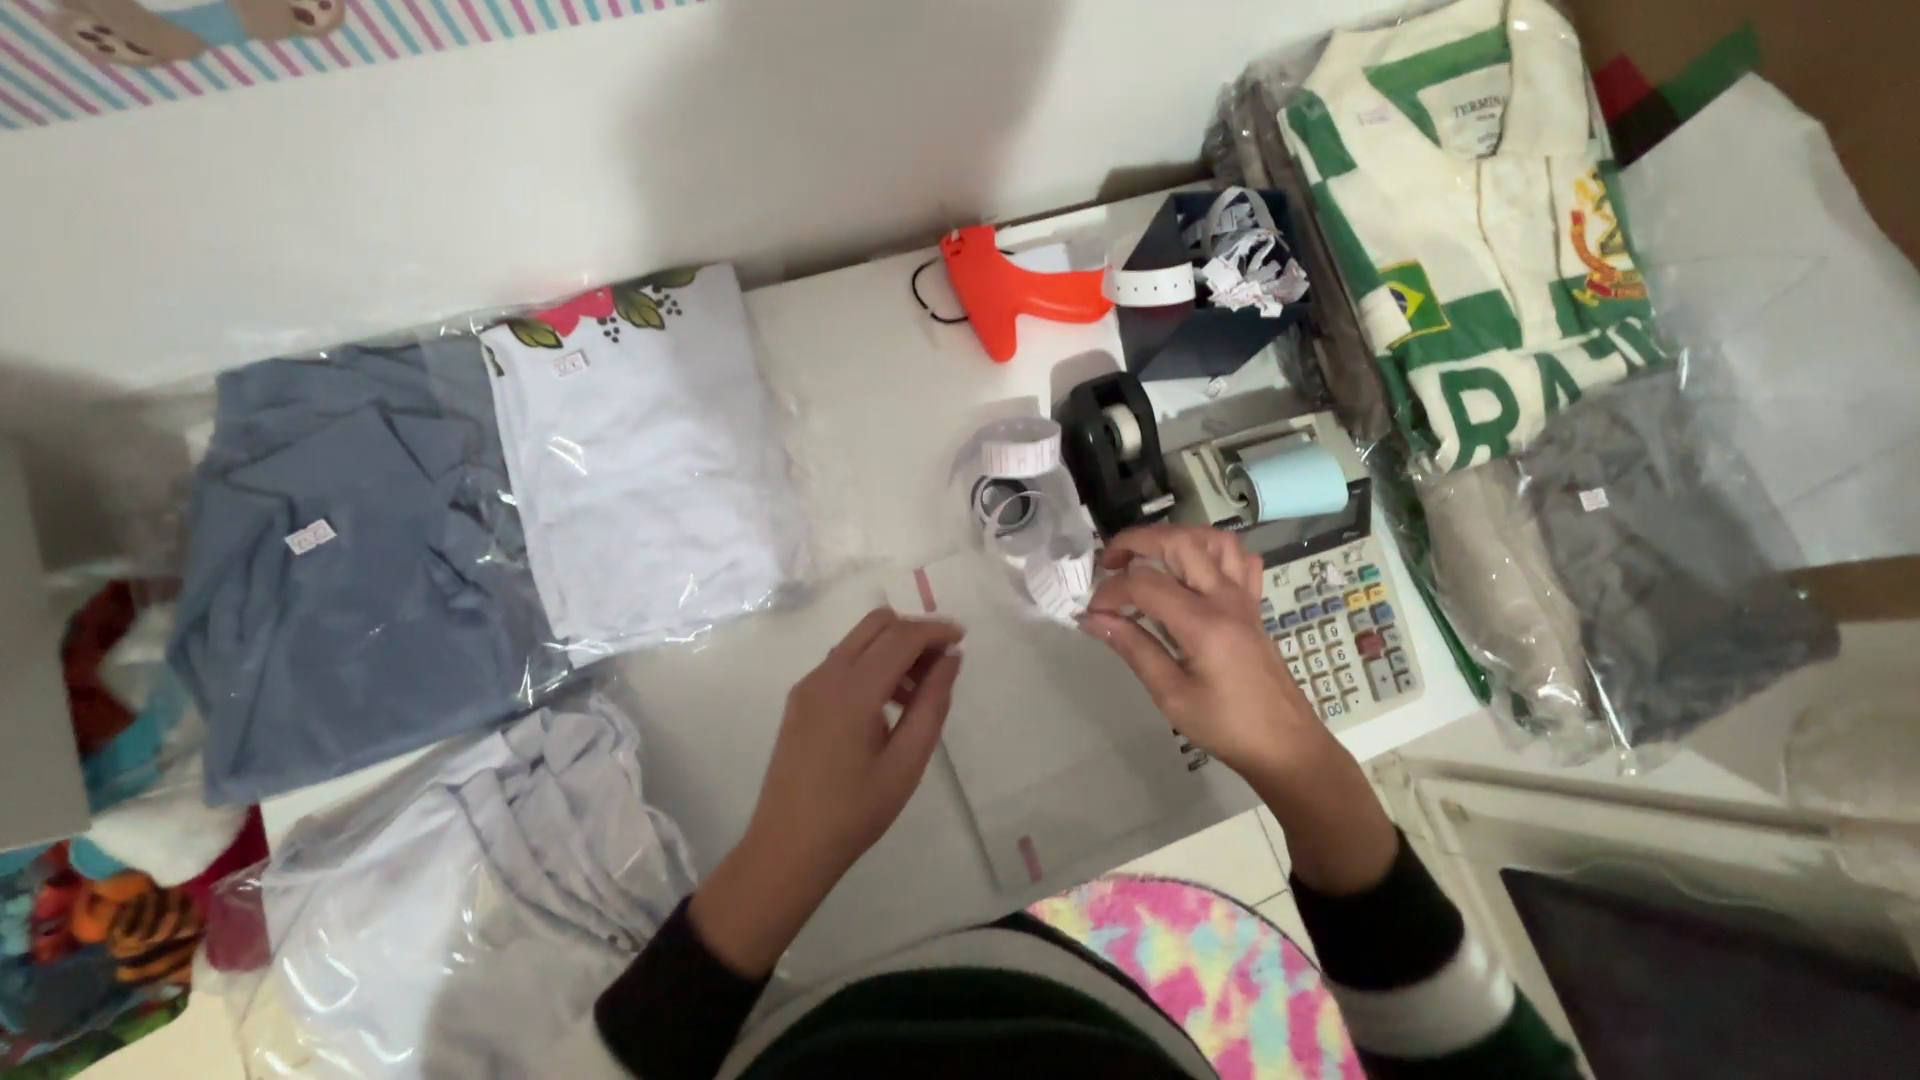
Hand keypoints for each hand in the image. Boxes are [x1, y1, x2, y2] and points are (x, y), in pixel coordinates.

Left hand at [690, 609, 963, 975]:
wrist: (788, 847)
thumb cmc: (855, 812)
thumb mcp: (906, 762)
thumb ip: (932, 703)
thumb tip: (950, 659)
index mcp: (853, 690)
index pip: (900, 636)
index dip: (935, 630)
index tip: (962, 639)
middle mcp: (825, 676)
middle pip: (875, 624)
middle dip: (913, 632)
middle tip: (942, 663)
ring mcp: (808, 686)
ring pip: (857, 641)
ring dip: (892, 649)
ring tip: (918, 692)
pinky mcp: (800, 701)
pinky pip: (841, 663)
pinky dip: (871, 665)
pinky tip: (887, 706)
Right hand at [1080, 523, 1395, 894]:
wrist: (1285, 744)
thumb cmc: (1226, 726)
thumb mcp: (1170, 695)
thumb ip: (1132, 648)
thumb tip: (1092, 619)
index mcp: (1202, 624)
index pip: (1144, 584)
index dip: (1110, 592)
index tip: (1093, 613)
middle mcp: (1225, 599)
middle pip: (1178, 542)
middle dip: (1135, 541)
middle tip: (1108, 562)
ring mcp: (1244, 598)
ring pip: (1212, 539)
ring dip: (1174, 537)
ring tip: (1148, 556)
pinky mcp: (1254, 605)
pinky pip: (1240, 559)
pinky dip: (1212, 551)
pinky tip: (1193, 568)